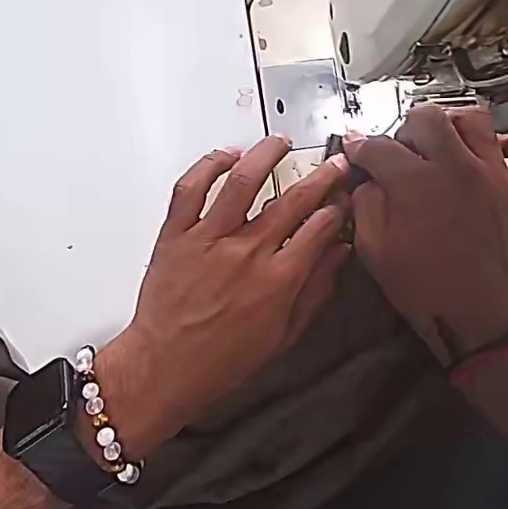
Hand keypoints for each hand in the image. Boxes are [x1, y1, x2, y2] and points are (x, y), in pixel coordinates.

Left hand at [98, 135, 351, 455]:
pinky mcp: (176, 235)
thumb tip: (339, 257)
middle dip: (321, 177)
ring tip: (279, 142)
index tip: (341, 201)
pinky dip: (208, 165)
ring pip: (242, 181)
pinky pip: (190, 188)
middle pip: (292, 200)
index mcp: (278, 281)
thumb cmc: (220, 359)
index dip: (337, 209)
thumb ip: (315, 292)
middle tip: (332, 165)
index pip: (319, 228)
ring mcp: (208, 240)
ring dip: (266, 155)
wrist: (166, 366)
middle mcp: (246, 254)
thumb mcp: (283, 336)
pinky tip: (225, 156)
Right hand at [343, 105, 507, 363]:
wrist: (484, 323)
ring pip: (474, 119)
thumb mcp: (376, 253)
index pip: (377, 145)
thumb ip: (365, 207)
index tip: (356, 149)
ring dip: (450, 126)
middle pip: (426, 118)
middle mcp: (456, 169)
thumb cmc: (432, 295)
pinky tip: (494, 153)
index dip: (359, 146)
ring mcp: (494, 177)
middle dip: (404, 129)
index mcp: (414, 183)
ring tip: (440, 143)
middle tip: (398, 150)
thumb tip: (366, 183)